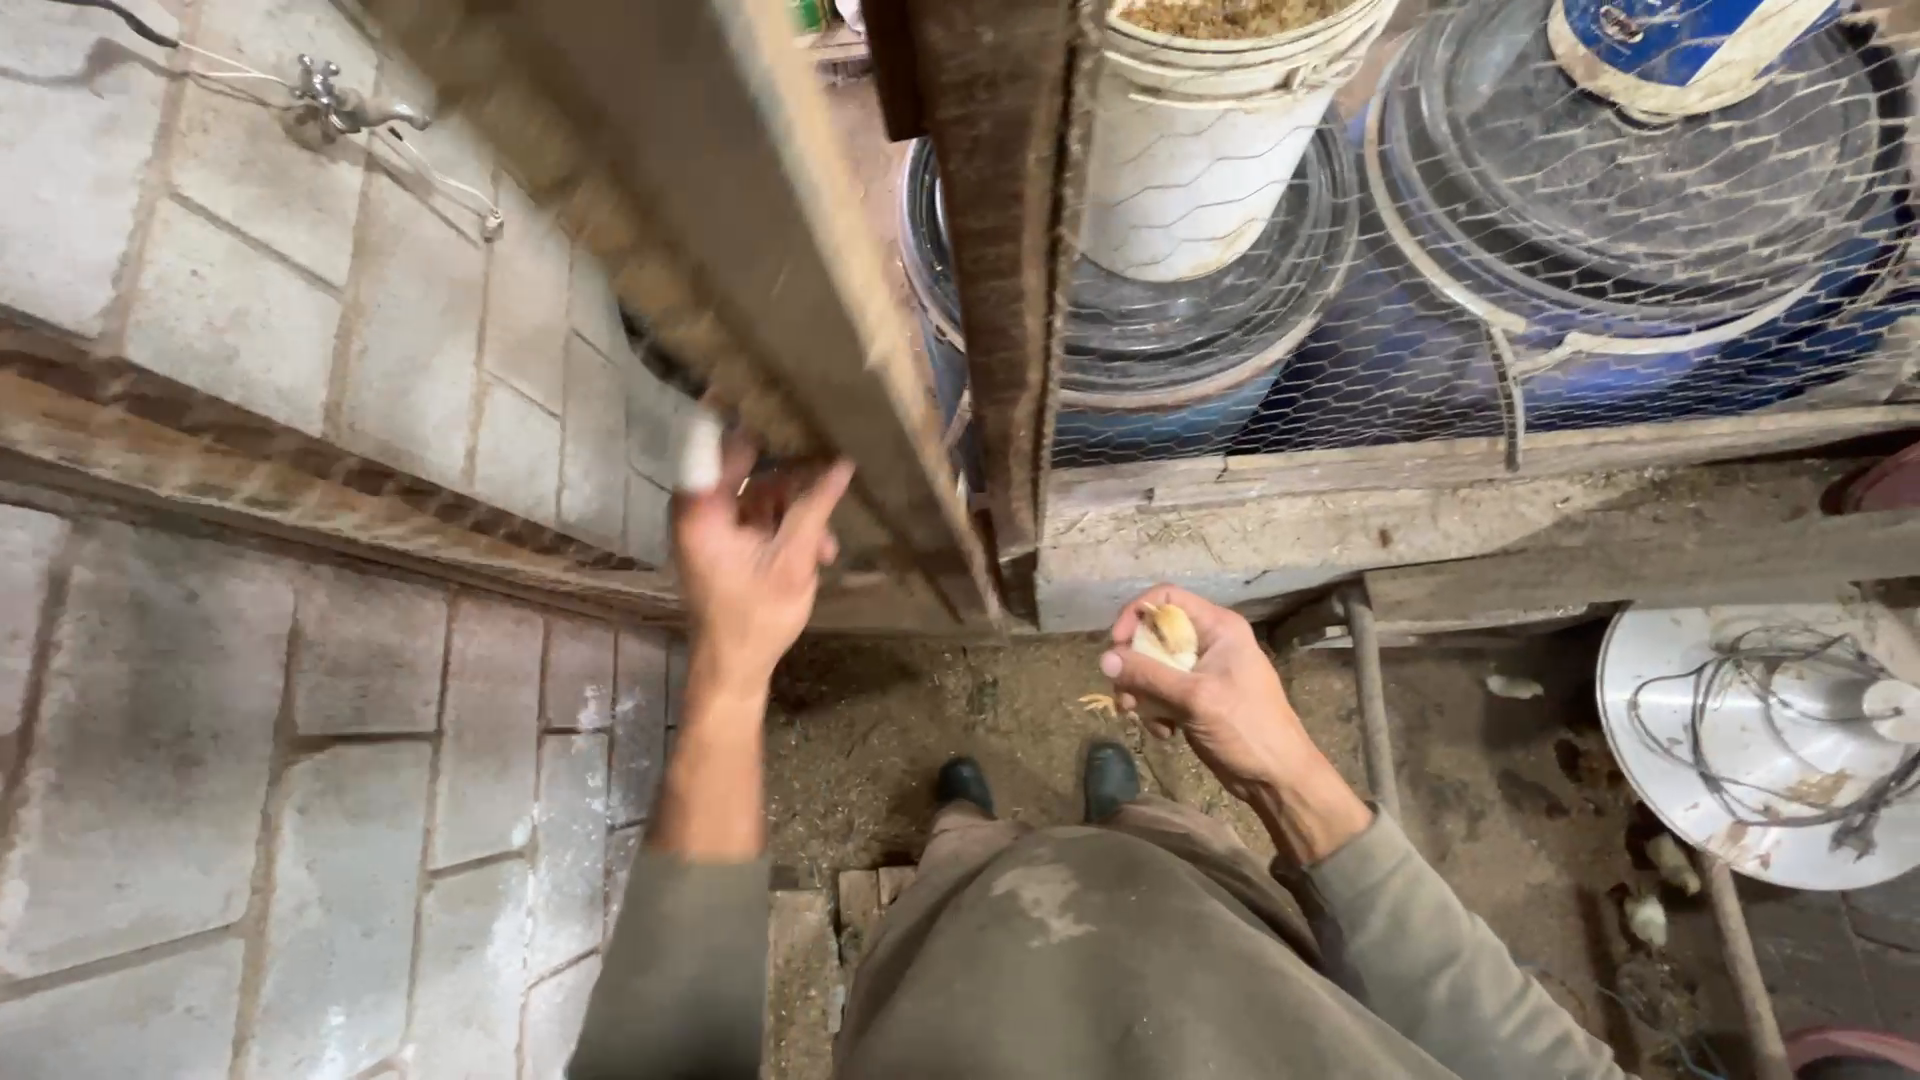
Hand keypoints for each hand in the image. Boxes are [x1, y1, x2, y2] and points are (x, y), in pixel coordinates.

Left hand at [673, 432, 854, 687]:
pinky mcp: (735, 537)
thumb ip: (815, 508)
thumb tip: (843, 463)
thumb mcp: (792, 561)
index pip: (711, 437)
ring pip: (766, 489)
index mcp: (701, 507)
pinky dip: (793, 527)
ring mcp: (720, 521)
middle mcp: (703, 506)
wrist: (736, 667)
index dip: (739, 408)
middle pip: (748, 460)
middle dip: (793, 466)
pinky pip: (768, 514)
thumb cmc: (754, 617)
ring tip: (827, 542)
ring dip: (801, 509)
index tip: (770, 380)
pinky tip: (820, 552)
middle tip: (829, 448)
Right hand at [1099, 586, 1333, 801]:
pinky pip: (1158, 691)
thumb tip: (1104, 658)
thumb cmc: (1246, 728)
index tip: (1117, 642)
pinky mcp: (1193, 697)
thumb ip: (1147, 675)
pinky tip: (1164, 731)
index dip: (1136, 613)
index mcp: (1218, 627)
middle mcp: (1207, 642)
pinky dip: (1153, 709)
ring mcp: (1200, 671)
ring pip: (1150, 665)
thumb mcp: (1194, 698)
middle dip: (1133, 663)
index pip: (1166, 598)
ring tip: (1138, 716)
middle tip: (1123, 690)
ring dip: (1139, 691)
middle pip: (1152, 634)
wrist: (1276, 778)